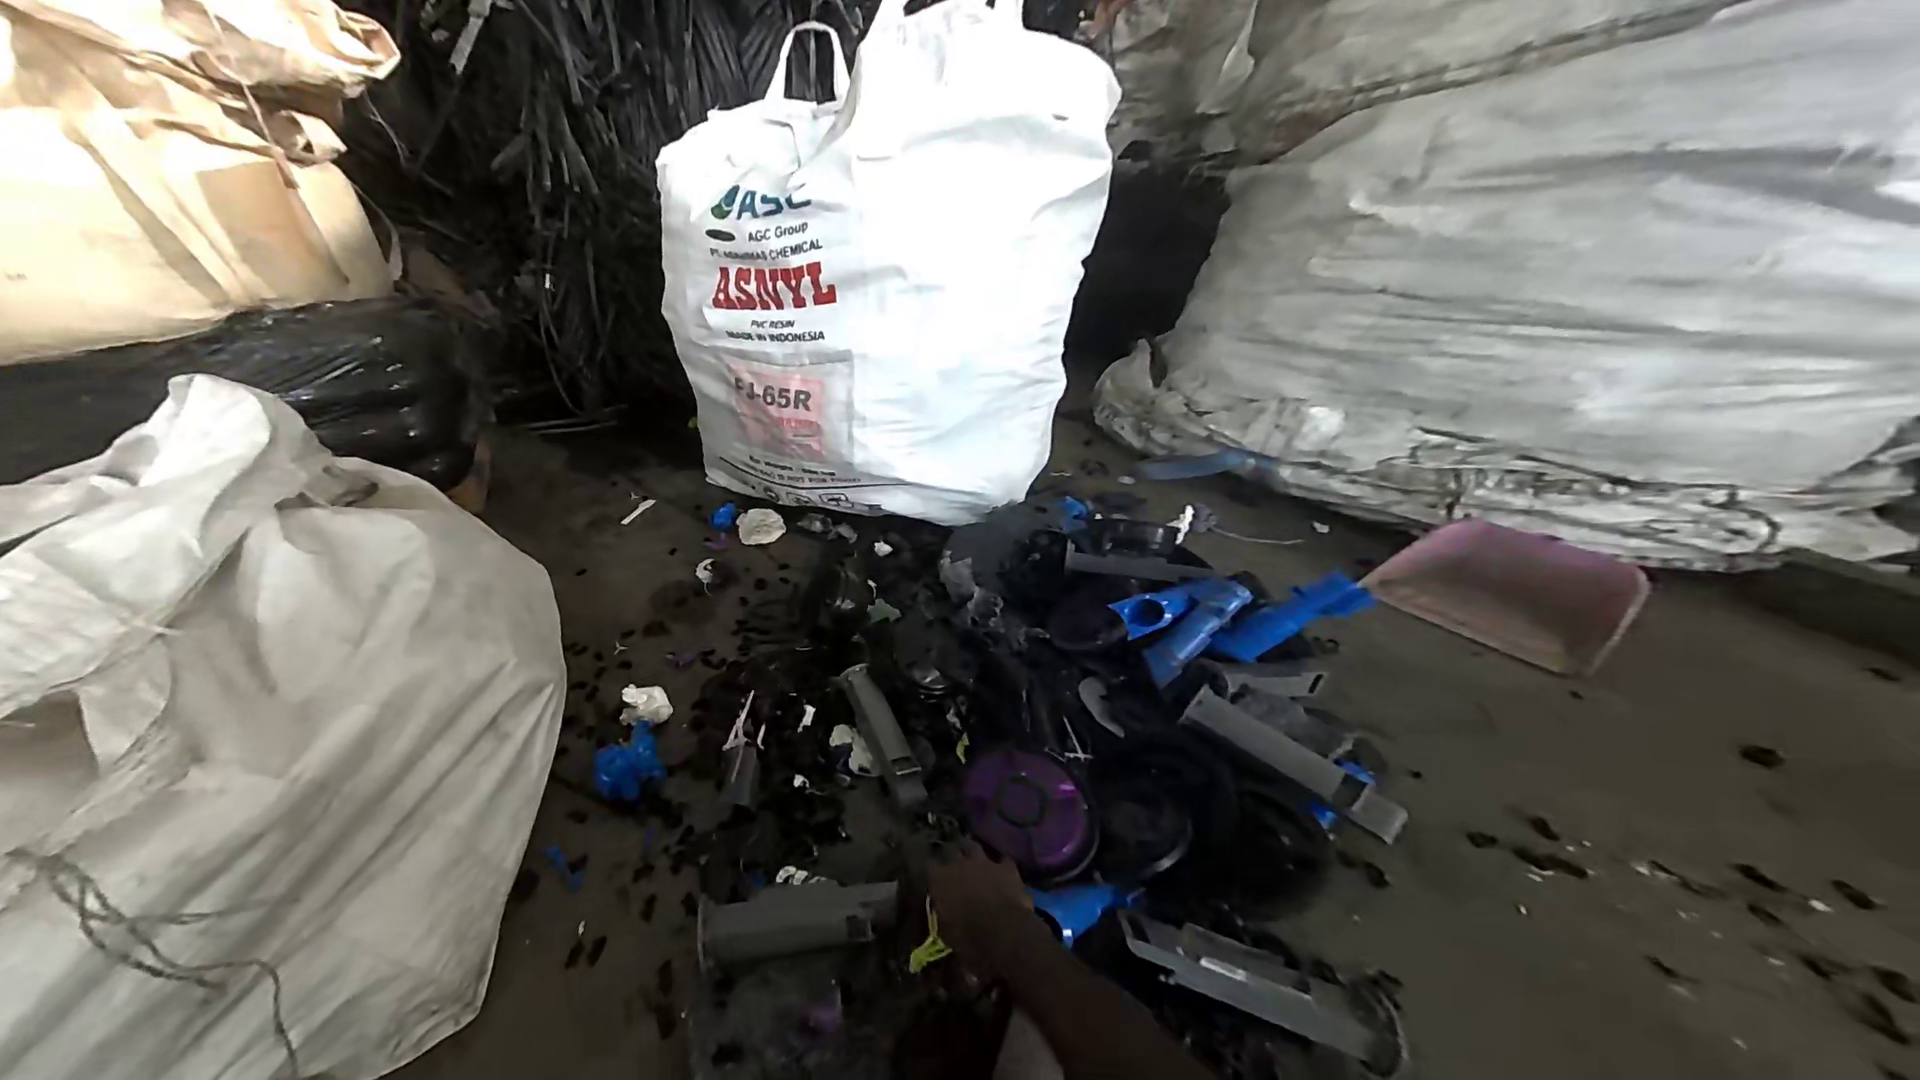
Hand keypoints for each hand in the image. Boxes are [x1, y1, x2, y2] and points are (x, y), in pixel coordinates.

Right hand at [927, 845, 1050, 976]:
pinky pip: (1002, 861)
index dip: (932, 870)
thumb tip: (942, 910)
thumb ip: (941, 913)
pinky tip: (1002, 873)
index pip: (929, 865)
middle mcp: (959, 863)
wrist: (1002, 933)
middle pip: (951, 849)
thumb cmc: (967, 938)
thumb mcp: (945, 931)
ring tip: (975, 863)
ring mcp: (983, 862)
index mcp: (939, 878)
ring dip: (973, 856)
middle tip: (953, 864)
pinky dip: (1001, 867)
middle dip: (951, 855)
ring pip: (974, 848)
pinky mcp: (1006, 867)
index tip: (934, 876)